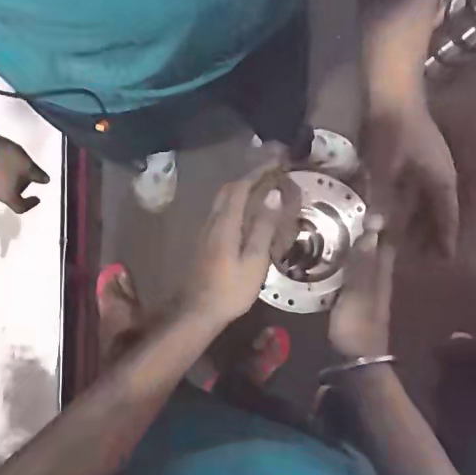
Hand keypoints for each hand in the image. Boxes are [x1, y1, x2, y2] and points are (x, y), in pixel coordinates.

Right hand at [0, 125, 48, 213]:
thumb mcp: (27, 164)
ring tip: (13, 166)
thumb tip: (46, 181)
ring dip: (8, 180)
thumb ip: (38, 174)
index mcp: (6, 196)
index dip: (30, 204)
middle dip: (20, 188)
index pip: (20, 208)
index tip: (37, 197)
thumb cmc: (3, 156)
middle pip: (9, 196)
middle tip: (26, 174)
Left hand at [183, 160, 297, 325]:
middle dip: (249, 178)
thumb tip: (274, 196)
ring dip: (241, 191)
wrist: (199, 312)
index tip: (276, 162)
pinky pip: (221, 213)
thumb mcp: (254, 261)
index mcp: (225, 223)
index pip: (240, 187)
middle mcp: (212, 222)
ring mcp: (205, 232)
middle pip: (228, 190)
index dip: (258, 172)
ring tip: (262, 191)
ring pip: (222, 201)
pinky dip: (236, 205)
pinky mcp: (204, 243)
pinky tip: (247, 215)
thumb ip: (264, 228)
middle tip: (271, 175)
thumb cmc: (231, 290)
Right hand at [329, 214, 395, 358]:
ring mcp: (368, 290)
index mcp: (382, 272)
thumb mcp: (358, 291)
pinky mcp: (356, 300)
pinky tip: (331, 256)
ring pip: (364, 258)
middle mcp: (378, 277)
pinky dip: (345, 259)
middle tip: (343, 207)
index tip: (365, 197)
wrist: (358, 363)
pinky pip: (352, 271)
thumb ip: (362, 261)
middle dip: (365, 227)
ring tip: (333, 225)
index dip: (379, 218)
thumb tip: (373, 224)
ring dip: (354, 242)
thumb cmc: (357, 326)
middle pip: (375, 246)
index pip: (384, 237)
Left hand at [362, 99, 457, 257]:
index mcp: (440, 180)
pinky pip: (418, 190)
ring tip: (413, 242)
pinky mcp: (416, 156)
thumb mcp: (384, 168)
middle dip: (434, 234)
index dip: (446, 238)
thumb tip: (375, 232)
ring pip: (428, 201)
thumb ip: (380, 200)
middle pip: (440, 211)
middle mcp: (440, 174)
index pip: (448, 216)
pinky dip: (412, 205)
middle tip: (427, 258)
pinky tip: (399, 214)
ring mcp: (429, 164)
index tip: (447, 259)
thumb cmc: (392, 129)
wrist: (392, 90)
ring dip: (422, 220)